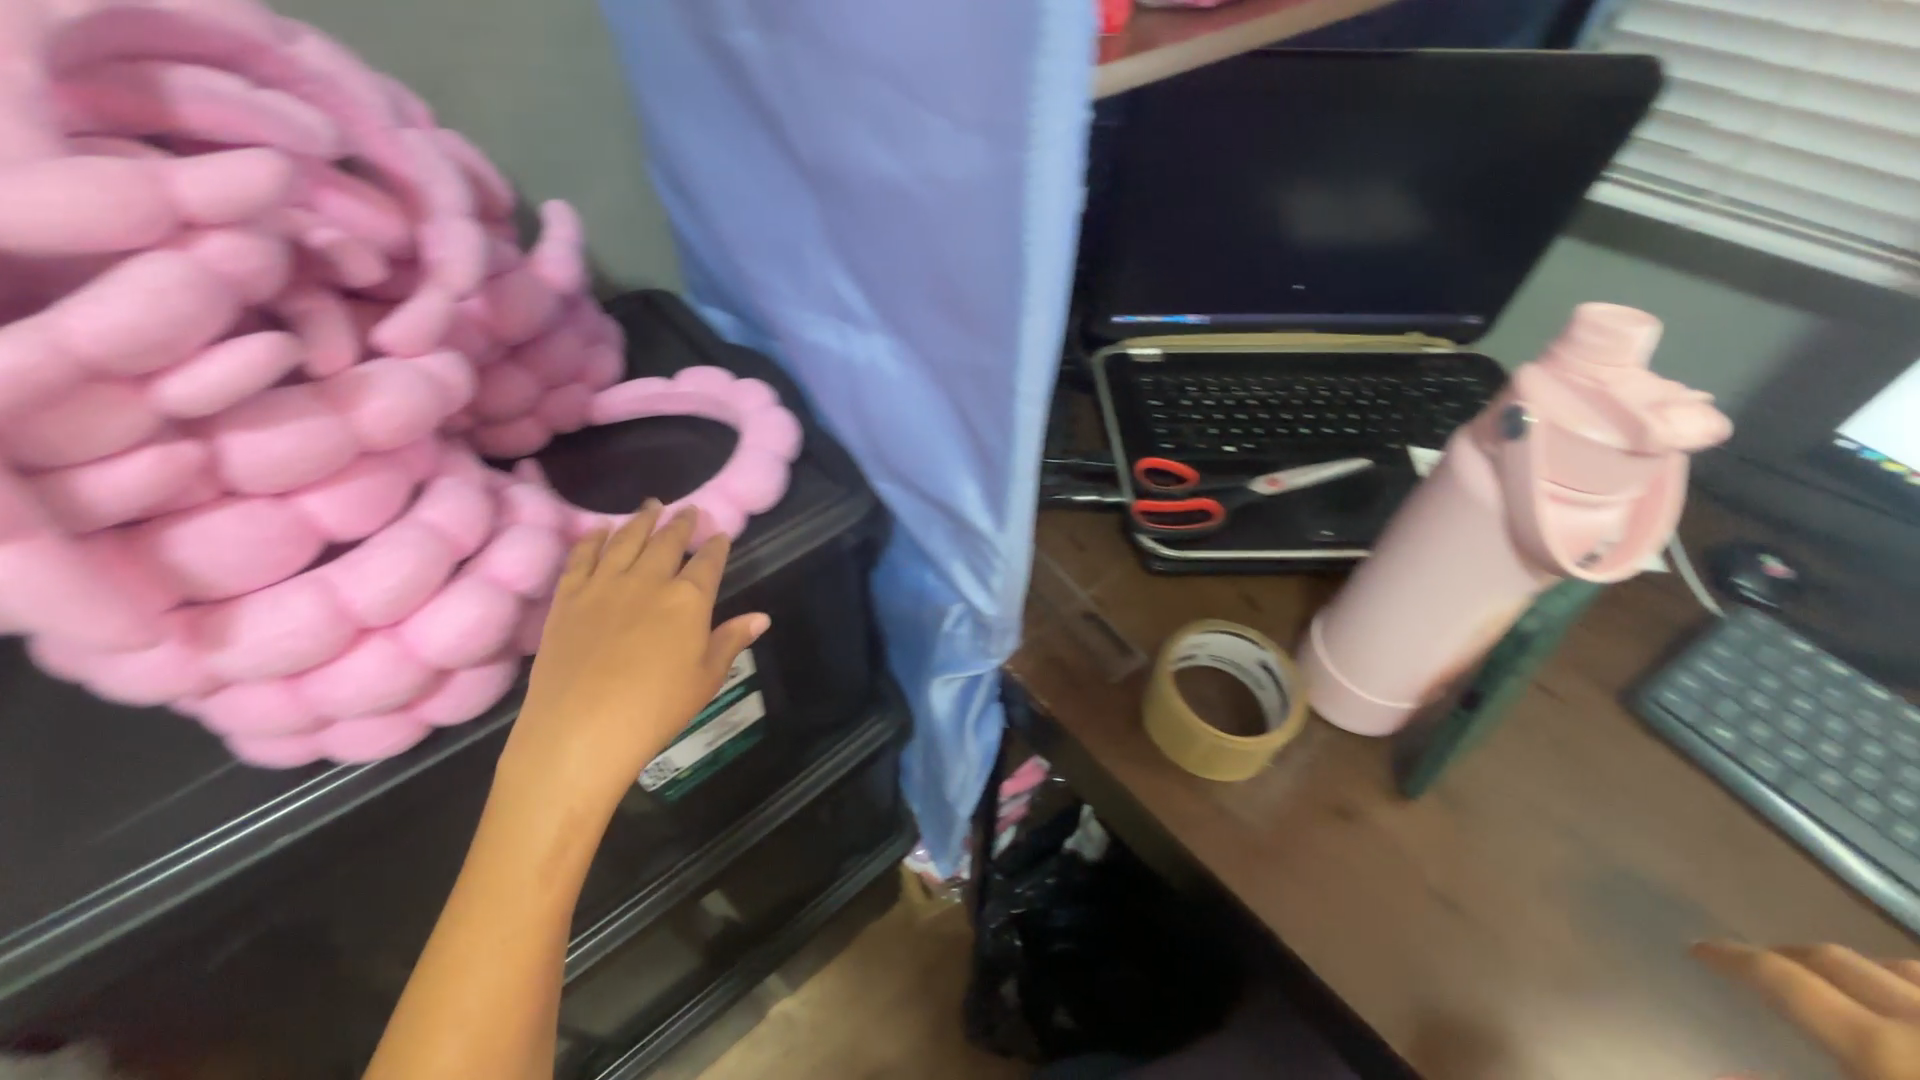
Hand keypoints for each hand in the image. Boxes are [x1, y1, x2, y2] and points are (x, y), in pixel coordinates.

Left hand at [497, 501, 768, 812]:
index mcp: (689, 600)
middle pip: (667, 541)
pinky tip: (600, 530)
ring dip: (641, 519)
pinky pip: (583, 556)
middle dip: (682, 523)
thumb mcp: (706, 678)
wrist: (582, 728)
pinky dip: (594, 538)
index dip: (716, 545)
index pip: (708, 562)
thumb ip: (730, 641)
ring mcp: (605, 584)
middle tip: (688, 510)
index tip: (720, 533)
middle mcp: (649, 580)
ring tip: (651, 506)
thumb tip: (761, 617)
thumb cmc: (656, 709)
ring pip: (626, 539)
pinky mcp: (569, 596)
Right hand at [1693, 941, 1919, 1079]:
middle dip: (1788, 955)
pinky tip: (1902, 1001)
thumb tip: (1718, 1070)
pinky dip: (1907, 983)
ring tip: (1835, 979)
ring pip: (1896, 966)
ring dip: (1856, 966)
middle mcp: (1914, 1013)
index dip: (1734, 959)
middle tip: (1758, 961)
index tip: (1698, 949)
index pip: (1783, 979)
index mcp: (1873, 1042)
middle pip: (1833, 960)